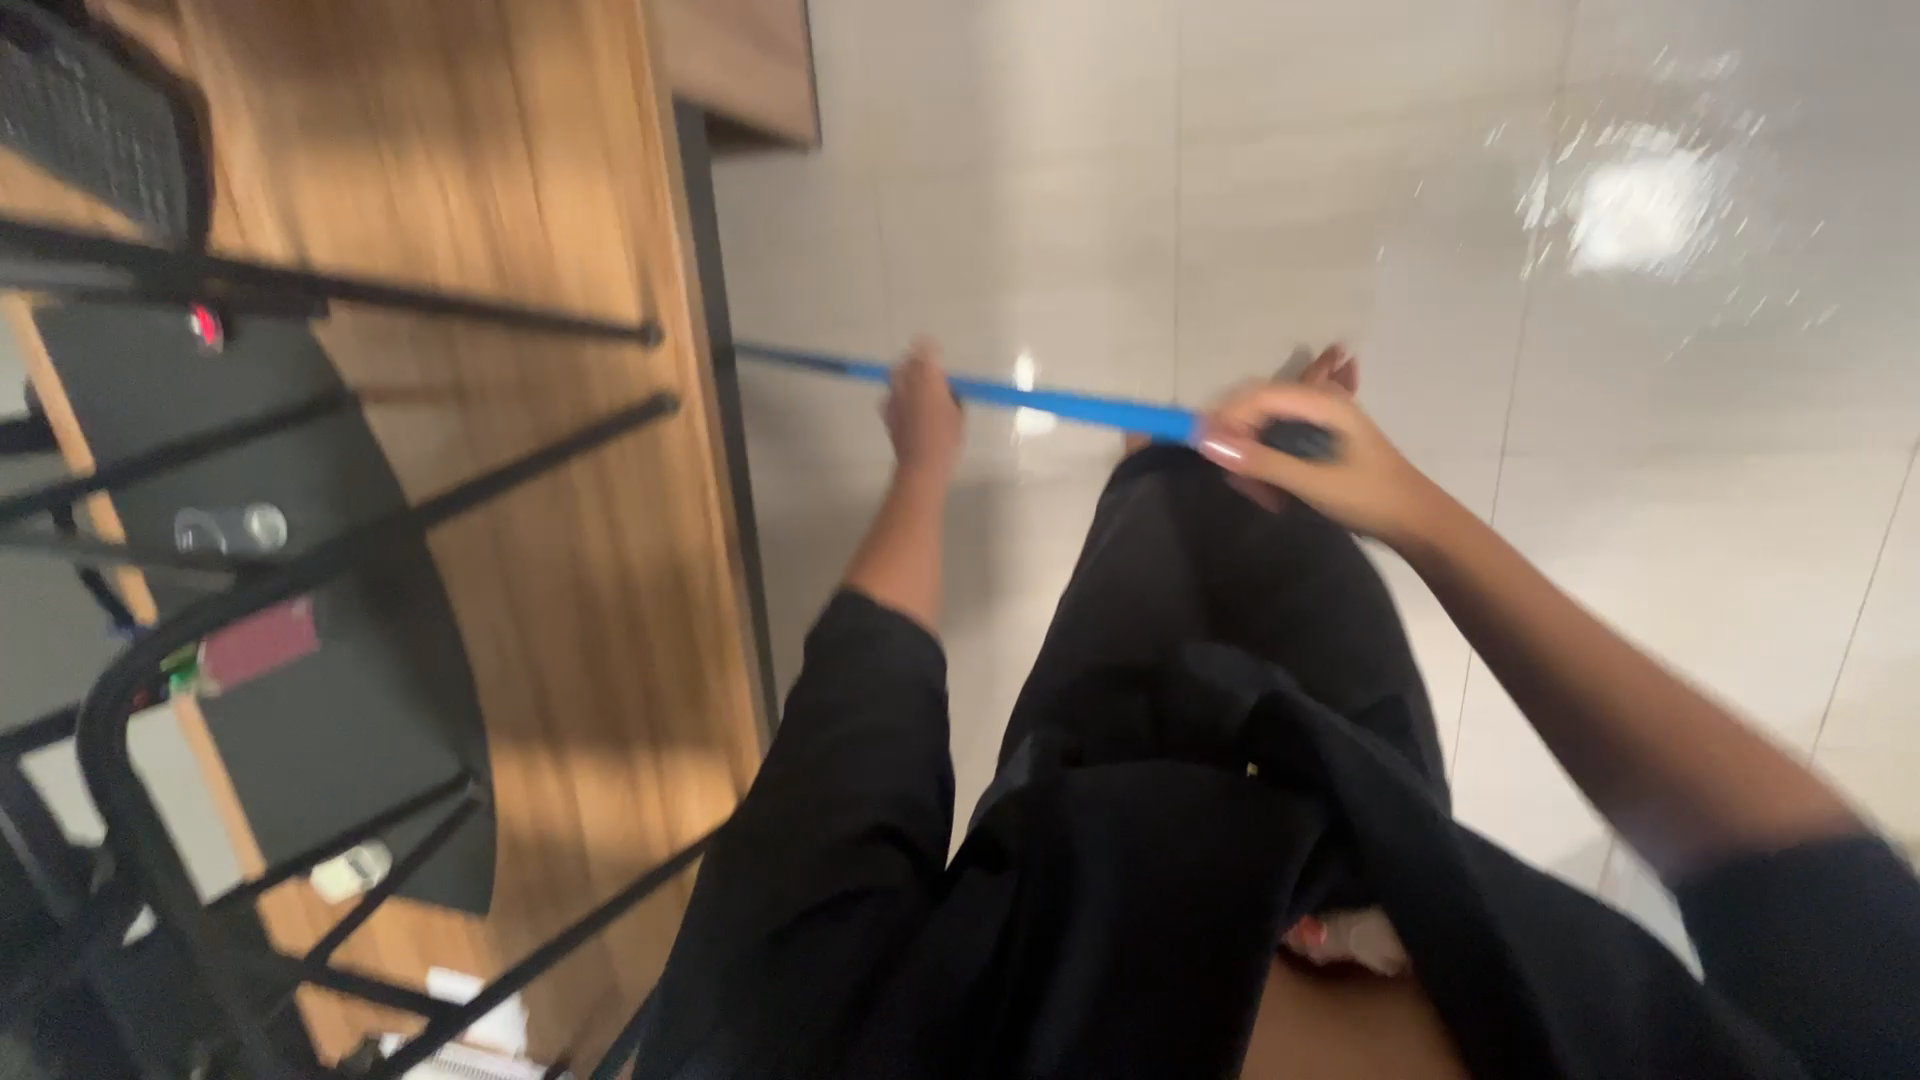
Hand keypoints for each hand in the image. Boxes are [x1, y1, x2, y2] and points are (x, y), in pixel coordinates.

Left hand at [884, 338, 963, 477]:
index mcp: (930, 381)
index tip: (932, 347)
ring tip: (913, 384)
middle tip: (923, 366)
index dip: (928, 347)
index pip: (926, 352)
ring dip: (904, 375)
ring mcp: (894, 397)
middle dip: (914, 360)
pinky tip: (905, 405)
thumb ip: (951, 396)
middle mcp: (909, 384)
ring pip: (896, 376)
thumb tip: (945, 389)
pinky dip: (897, 395)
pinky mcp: (886, 411)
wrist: (921, 463)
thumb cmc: (946, 439)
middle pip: (907, 362)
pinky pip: (890, 395)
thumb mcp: (958, 415)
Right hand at [1196, 358, 1450, 548]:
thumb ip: (1260, 461)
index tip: (1203, 449)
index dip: (1225, 417)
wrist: (1416, 521)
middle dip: (1241, 445)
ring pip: (1264, 432)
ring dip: (1256, 465)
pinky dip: (1270, 469)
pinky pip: (1277, 446)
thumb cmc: (1369, 497)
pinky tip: (1277, 497)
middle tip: (1243, 485)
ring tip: (1268, 499)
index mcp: (1322, 402)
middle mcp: (1318, 403)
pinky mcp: (1317, 441)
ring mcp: (1318, 422)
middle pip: (1257, 410)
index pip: (1257, 395)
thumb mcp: (1311, 482)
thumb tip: (1207, 443)